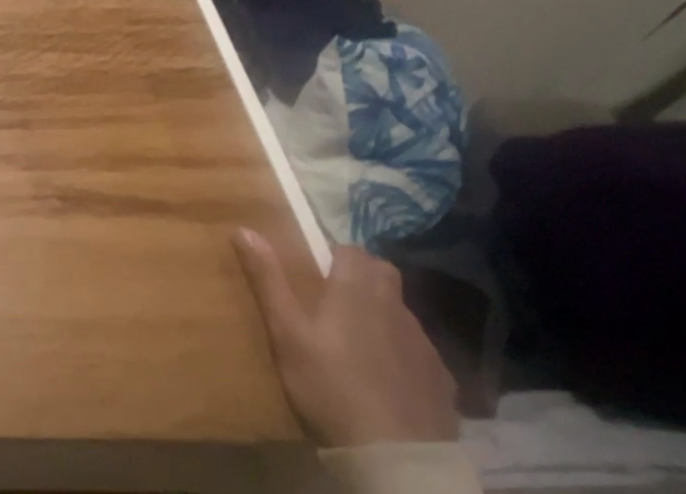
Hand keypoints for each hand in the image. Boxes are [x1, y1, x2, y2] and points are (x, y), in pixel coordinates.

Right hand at [234, 228, 459, 447]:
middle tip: (335, 301)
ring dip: (381, 315)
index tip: (316, 274)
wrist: (396, 456)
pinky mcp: (441, 378)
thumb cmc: (330, 386)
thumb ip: (268, 281)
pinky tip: (385, 379)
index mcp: (357, 291)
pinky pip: (418, 351)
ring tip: (357, 344)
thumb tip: (244, 229)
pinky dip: (401, 353)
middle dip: (363, 277)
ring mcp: (423, 344)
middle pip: (384, 274)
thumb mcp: (287, 334)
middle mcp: (396, 308)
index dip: (335, 256)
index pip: (353, 251)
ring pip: (401, 312)